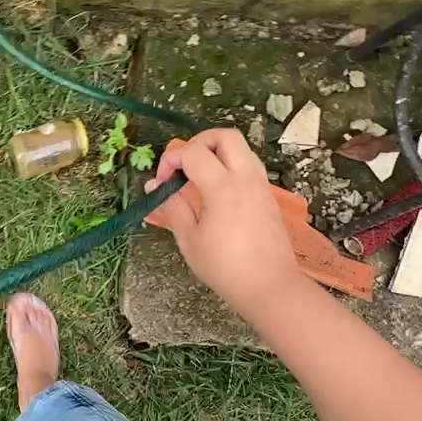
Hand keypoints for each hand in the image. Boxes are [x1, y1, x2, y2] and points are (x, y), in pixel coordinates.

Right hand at [144, 129, 309, 319]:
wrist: (268, 284)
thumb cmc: (223, 266)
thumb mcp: (189, 239)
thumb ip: (172, 207)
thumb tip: (153, 186)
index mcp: (223, 187)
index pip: (194, 153)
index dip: (171, 160)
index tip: (161, 181)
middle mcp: (245, 177)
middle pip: (225, 136)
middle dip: (199, 142)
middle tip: (183, 164)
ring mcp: (261, 185)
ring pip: (240, 148)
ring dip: (216, 153)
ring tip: (198, 178)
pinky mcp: (267, 196)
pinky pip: (248, 166)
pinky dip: (229, 167)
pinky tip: (215, 193)